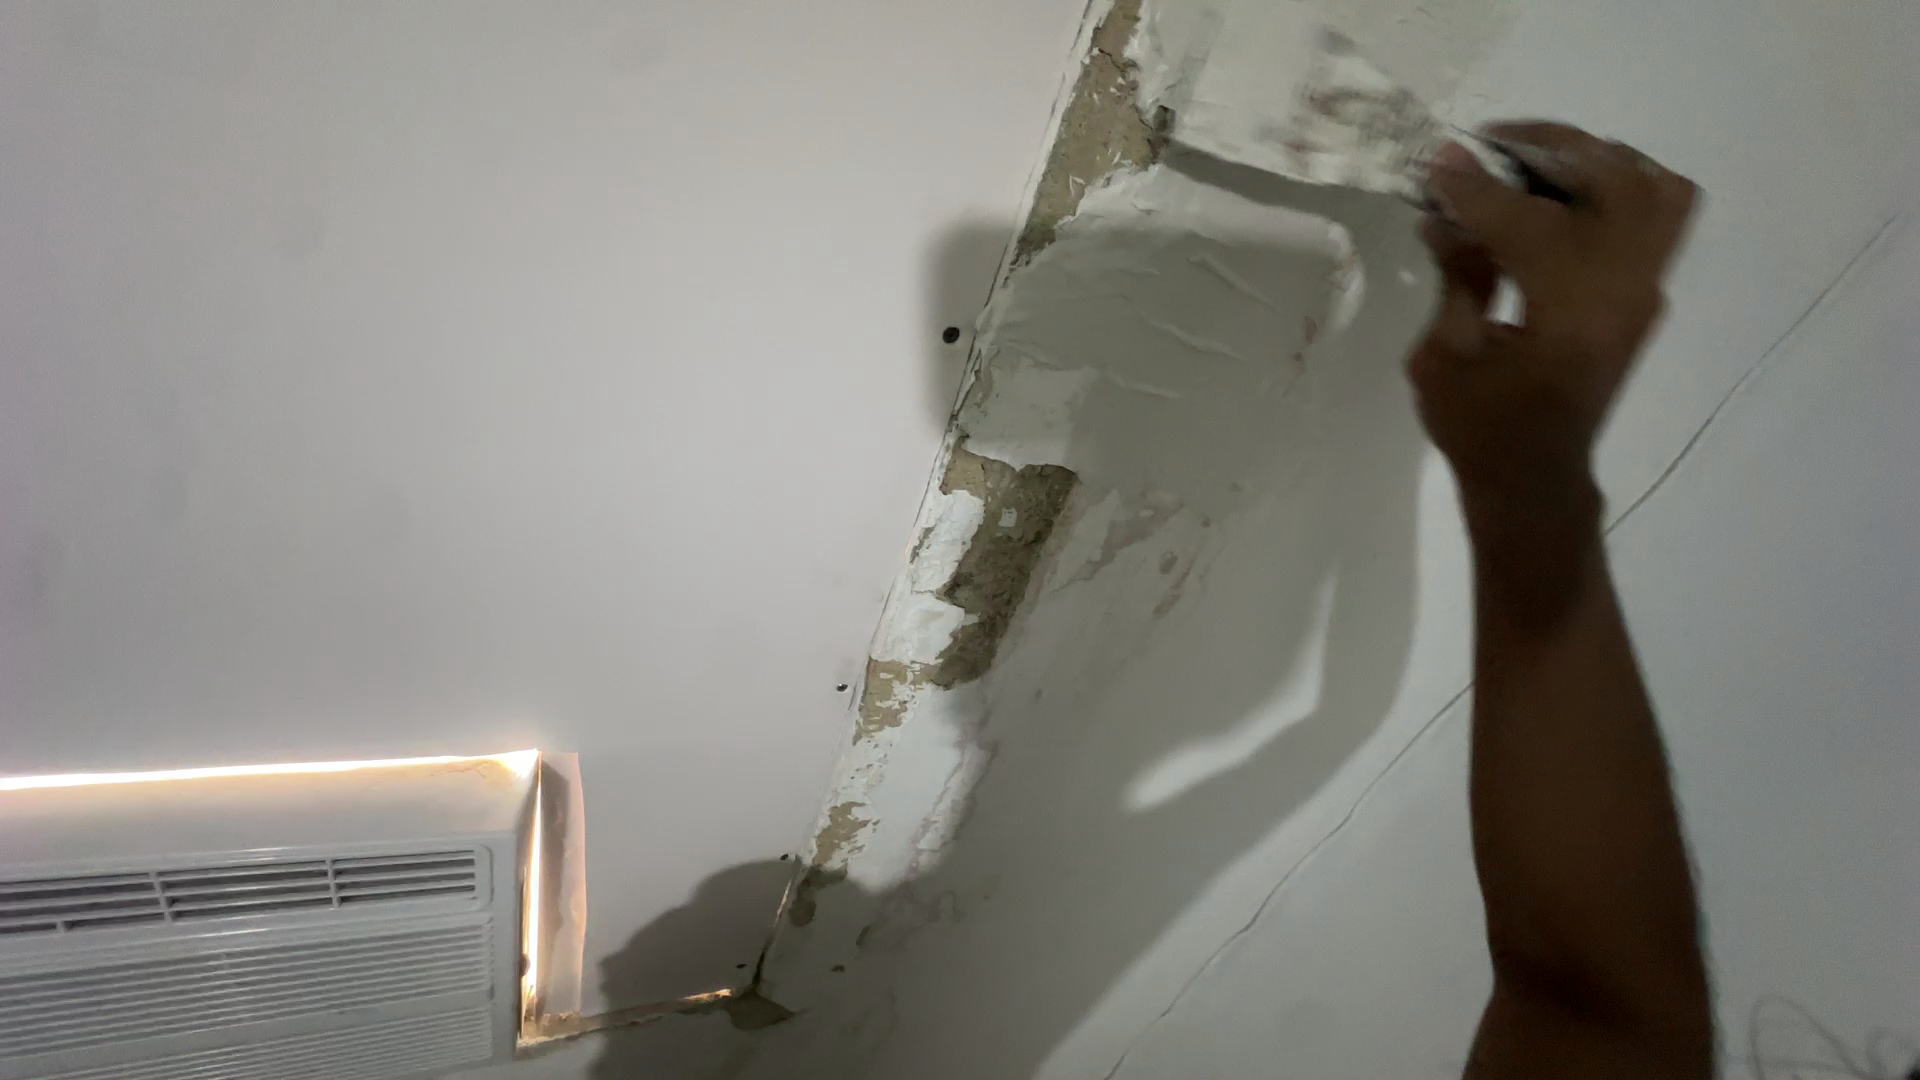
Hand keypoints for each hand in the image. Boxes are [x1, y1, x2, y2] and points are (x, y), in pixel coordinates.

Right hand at [1409, 122, 1698, 499]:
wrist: (1532, 476)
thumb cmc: (1477, 427)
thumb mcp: (1443, 357)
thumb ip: (1455, 280)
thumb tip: (1446, 218)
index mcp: (1568, 315)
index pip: (1531, 224)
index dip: (1480, 189)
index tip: (1439, 163)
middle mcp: (1625, 291)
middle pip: (1613, 182)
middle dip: (1547, 151)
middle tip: (1487, 149)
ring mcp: (1645, 291)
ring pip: (1651, 188)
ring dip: (1591, 163)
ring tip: (1529, 166)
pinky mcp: (1644, 294)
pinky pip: (1653, 215)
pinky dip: (1610, 189)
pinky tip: (1557, 201)